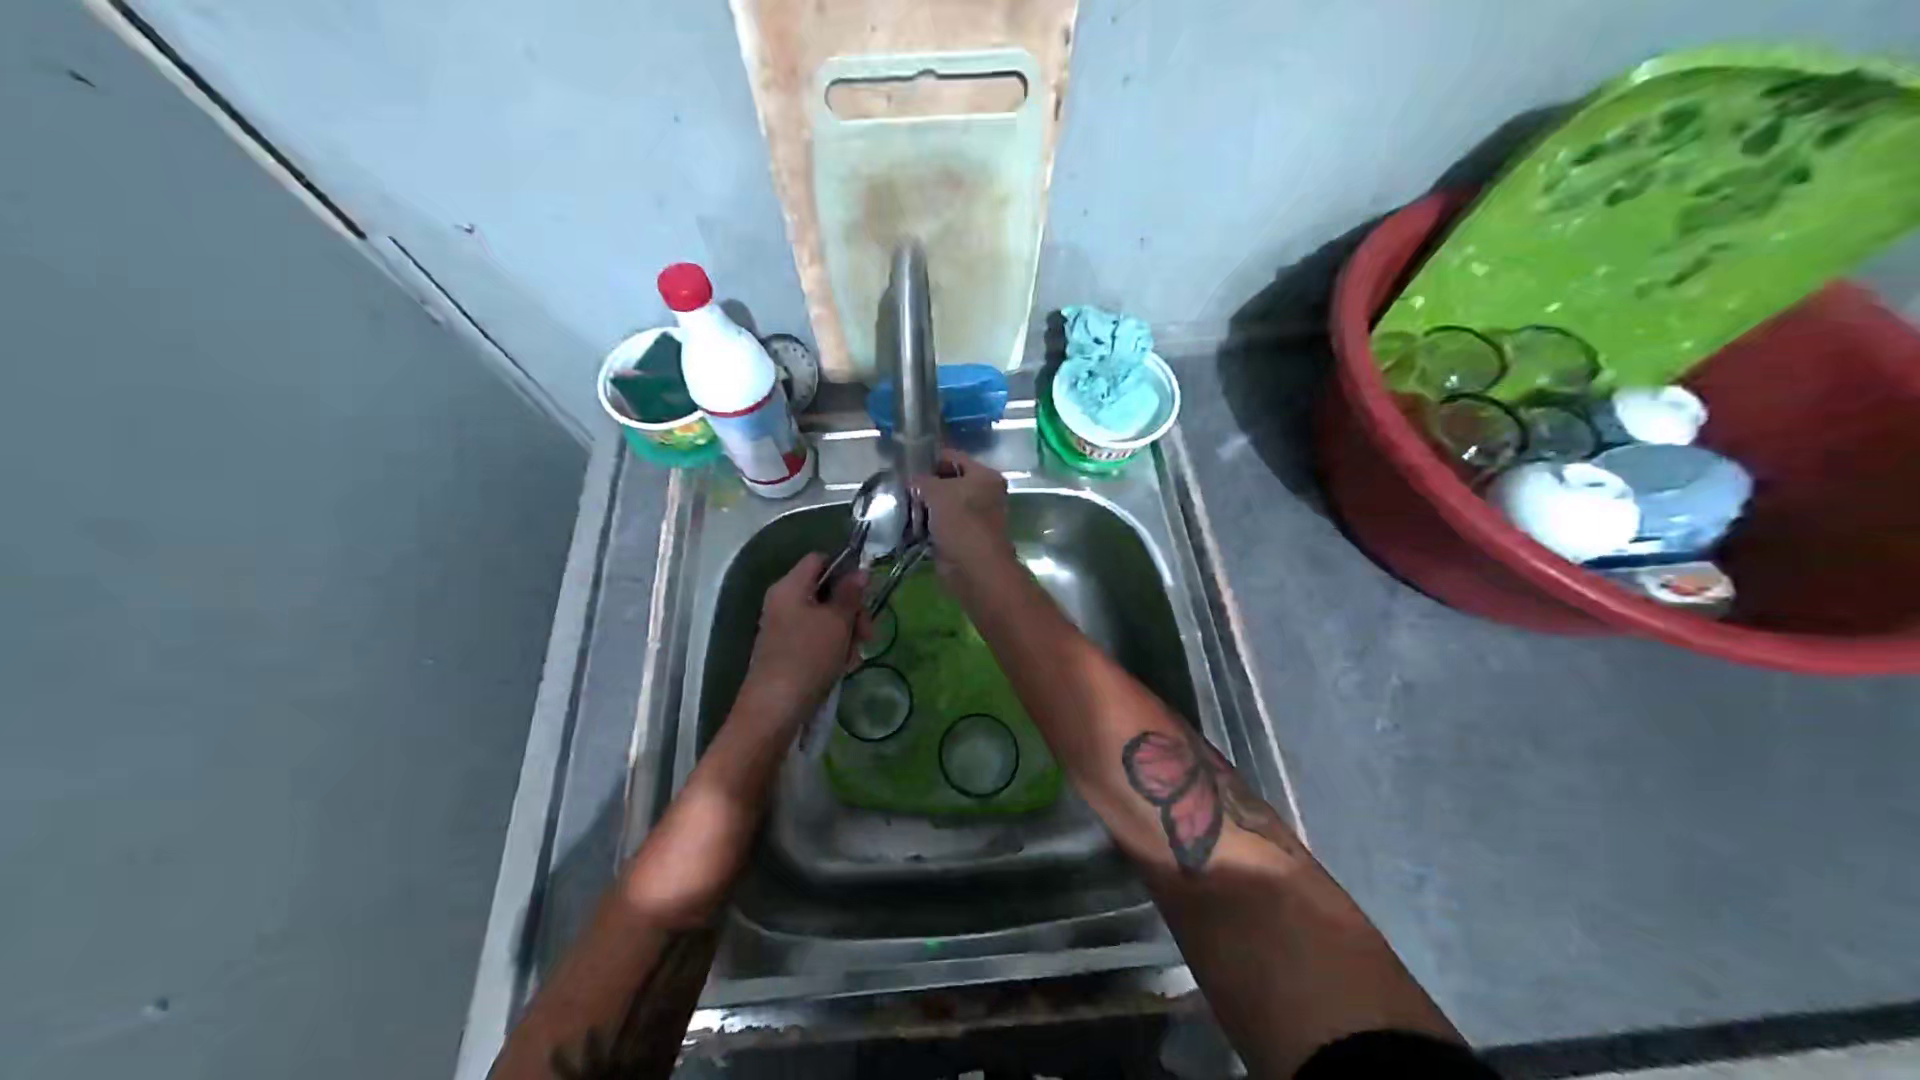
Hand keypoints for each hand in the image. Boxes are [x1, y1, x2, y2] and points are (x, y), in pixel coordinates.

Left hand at [742, 553, 867, 718]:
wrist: (775, 708)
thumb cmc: (807, 657)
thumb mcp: (836, 622)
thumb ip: (850, 594)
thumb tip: (860, 572)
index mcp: (790, 587)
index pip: (820, 560)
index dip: (845, 570)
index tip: (865, 593)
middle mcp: (784, 602)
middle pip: (826, 591)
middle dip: (852, 611)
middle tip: (868, 633)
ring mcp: (784, 629)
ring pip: (825, 619)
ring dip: (846, 634)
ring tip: (854, 657)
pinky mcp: (788, 652)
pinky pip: (817, 640)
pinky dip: (833, 650)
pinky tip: (844, 668)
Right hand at [915, 449, 1015, 592]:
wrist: (973, 568)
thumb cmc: (960, 522)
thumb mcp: (937, 492)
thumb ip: (922, 480)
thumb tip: (912, 480)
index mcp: (985, 476)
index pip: (953, 458)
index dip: (929, 459)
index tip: (906, 465)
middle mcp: (984, 493)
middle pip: (949, 481)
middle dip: (926, 485)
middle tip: (902, 487)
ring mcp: (975, 517)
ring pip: (943, 504)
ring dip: (924, 507)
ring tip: (902, 506)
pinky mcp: (964, 536)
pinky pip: (941, 524)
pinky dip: (927, 525)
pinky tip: (909, 525)